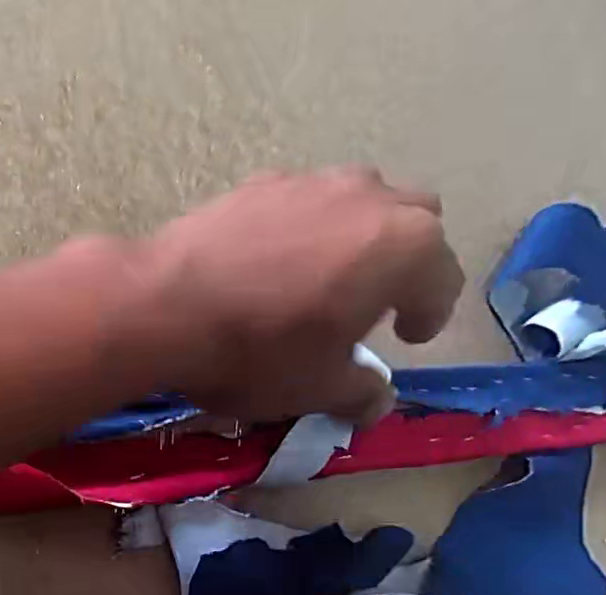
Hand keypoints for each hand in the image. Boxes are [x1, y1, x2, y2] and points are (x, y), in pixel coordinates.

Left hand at [124, 167, 463, 422]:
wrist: (164, 307)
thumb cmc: (257, 352)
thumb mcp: (316, 388)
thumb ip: (360, 393)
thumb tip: (378, 402)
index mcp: (405, 246)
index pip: (442, 280)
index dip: (430, 314)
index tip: (409, 336)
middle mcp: (368, 196)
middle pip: (412, 224)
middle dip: (403, 265)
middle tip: (372, 305)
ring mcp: (310, 181)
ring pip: (355, 205)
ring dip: (353, 241)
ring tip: (321, 283)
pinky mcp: (257, 183)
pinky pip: (299, 206)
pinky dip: (300, 233)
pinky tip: (267, 267)